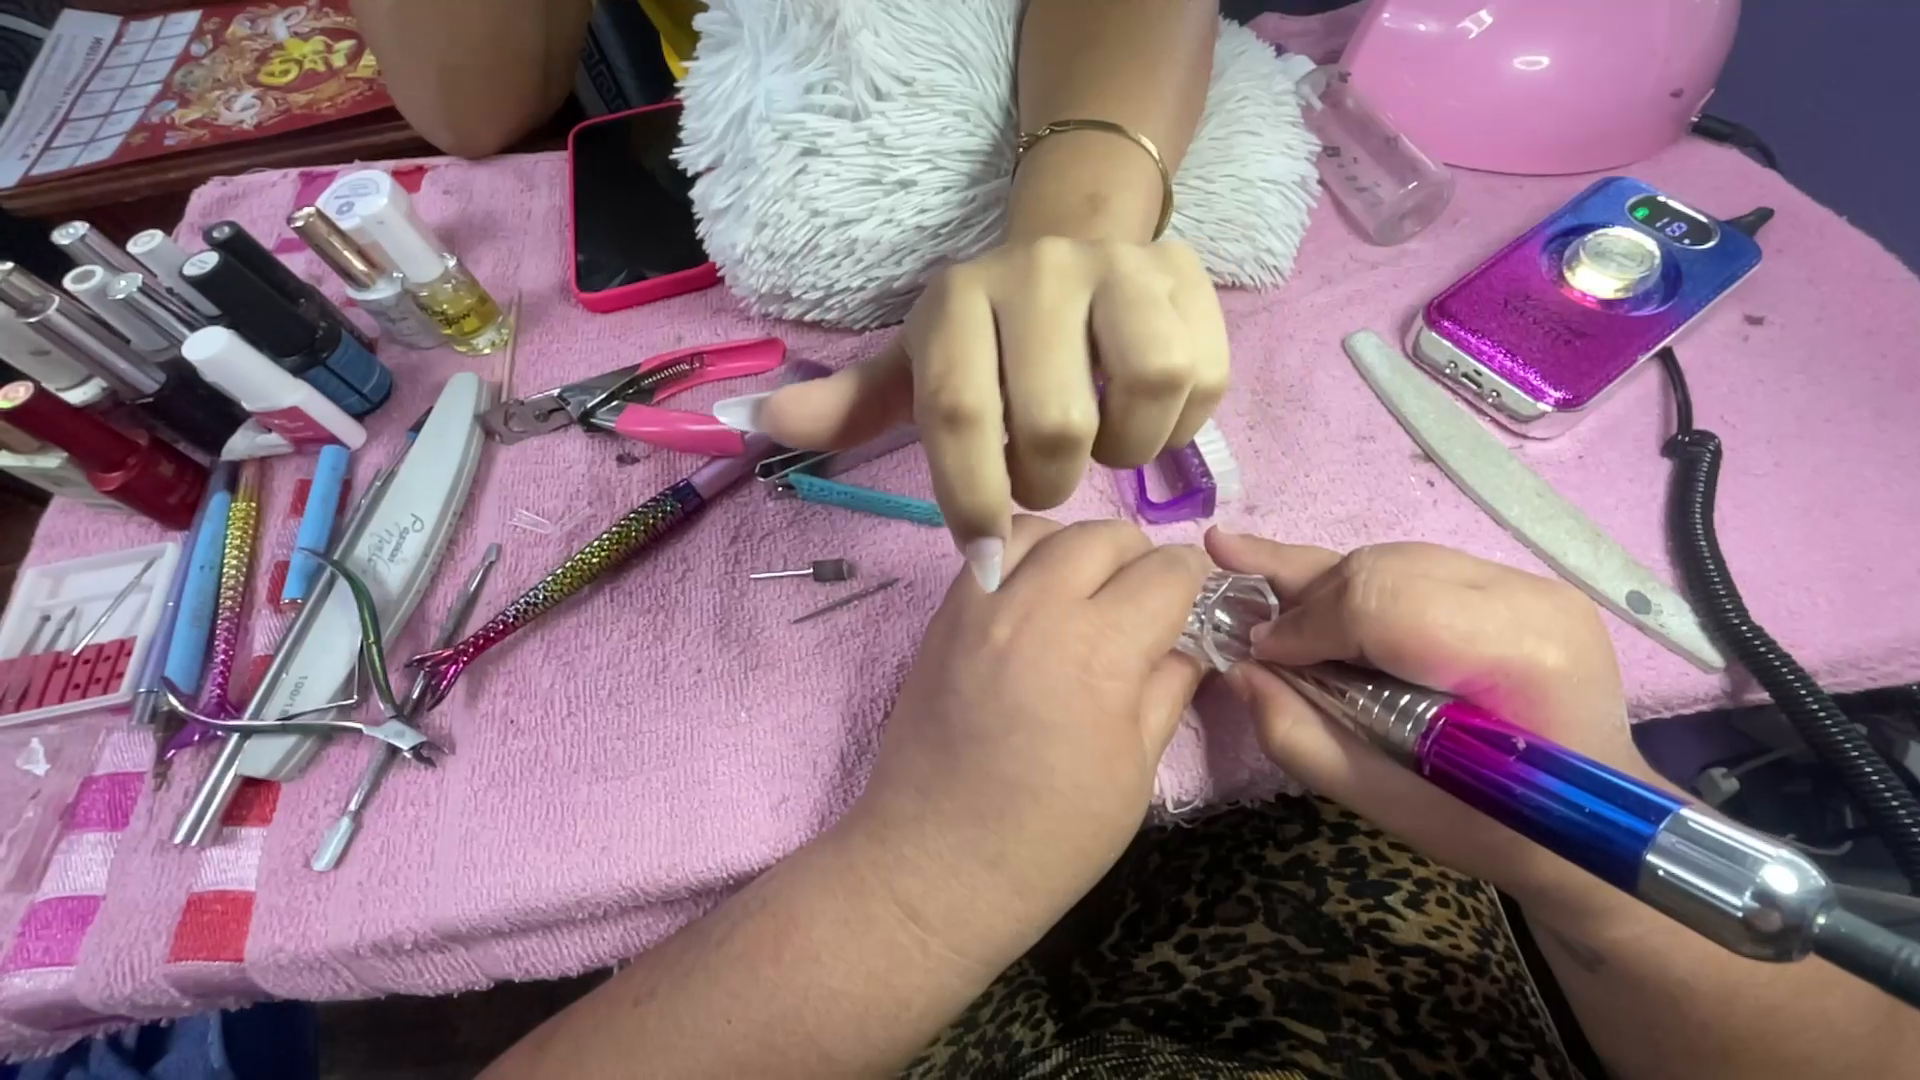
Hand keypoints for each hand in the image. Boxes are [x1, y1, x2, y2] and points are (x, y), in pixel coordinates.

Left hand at [733, 238, 1229, 592]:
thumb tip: (753, 423)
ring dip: (1124, 449)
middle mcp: (1035, 271)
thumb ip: (847, 405)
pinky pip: (1201, 378)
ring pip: (1143, 397)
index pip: (957, 418)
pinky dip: (1178, 421)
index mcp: (955, 302)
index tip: (986, 554)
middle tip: (1044, 474)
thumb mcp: (912, 368)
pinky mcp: (1185, 274)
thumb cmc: (983, 333)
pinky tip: (1144, 413)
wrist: (1069, 243)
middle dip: (1051, 480)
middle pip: (1057, 425)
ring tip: (1101, 441)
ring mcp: (1118, 267)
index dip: (972, 502)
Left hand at [839, 515, 1210, 969]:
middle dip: (1141, 558)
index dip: (1193, 580)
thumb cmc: (1049, 837)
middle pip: (1107, 536)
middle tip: (1146, 599)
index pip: (1166, 573)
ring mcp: (982, 605)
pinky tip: (1034, 595)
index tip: (1196, 598)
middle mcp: (1038, 608)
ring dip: (1079, 547)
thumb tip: (1187, 643)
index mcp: (1099, 651)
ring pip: (1045, 530)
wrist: (936, 860)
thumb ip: (1167, 689)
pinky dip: (1024, 555)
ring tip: (1087, 588)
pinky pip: (990, 552)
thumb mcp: (1134, 771)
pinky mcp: (945, 614)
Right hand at [1204, 530, 1670, 906]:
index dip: (1306, 626)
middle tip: (1247, 626)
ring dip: (1316, 581)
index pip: (1384, 606)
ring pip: (1385, 558)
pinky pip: (1404, 565)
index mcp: (1516, 654)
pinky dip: (1346, 579)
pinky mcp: (1510, 581)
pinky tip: (1289, 568)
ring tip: (1248, 577)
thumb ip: (1302, 737)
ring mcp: (1525, 582)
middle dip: (1303, 599)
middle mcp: (1526, 598)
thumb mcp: (1386, 803)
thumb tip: (1239, 670)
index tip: (1255, 655)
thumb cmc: (1495, 826)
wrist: (1598, 821)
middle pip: (1378, 570)